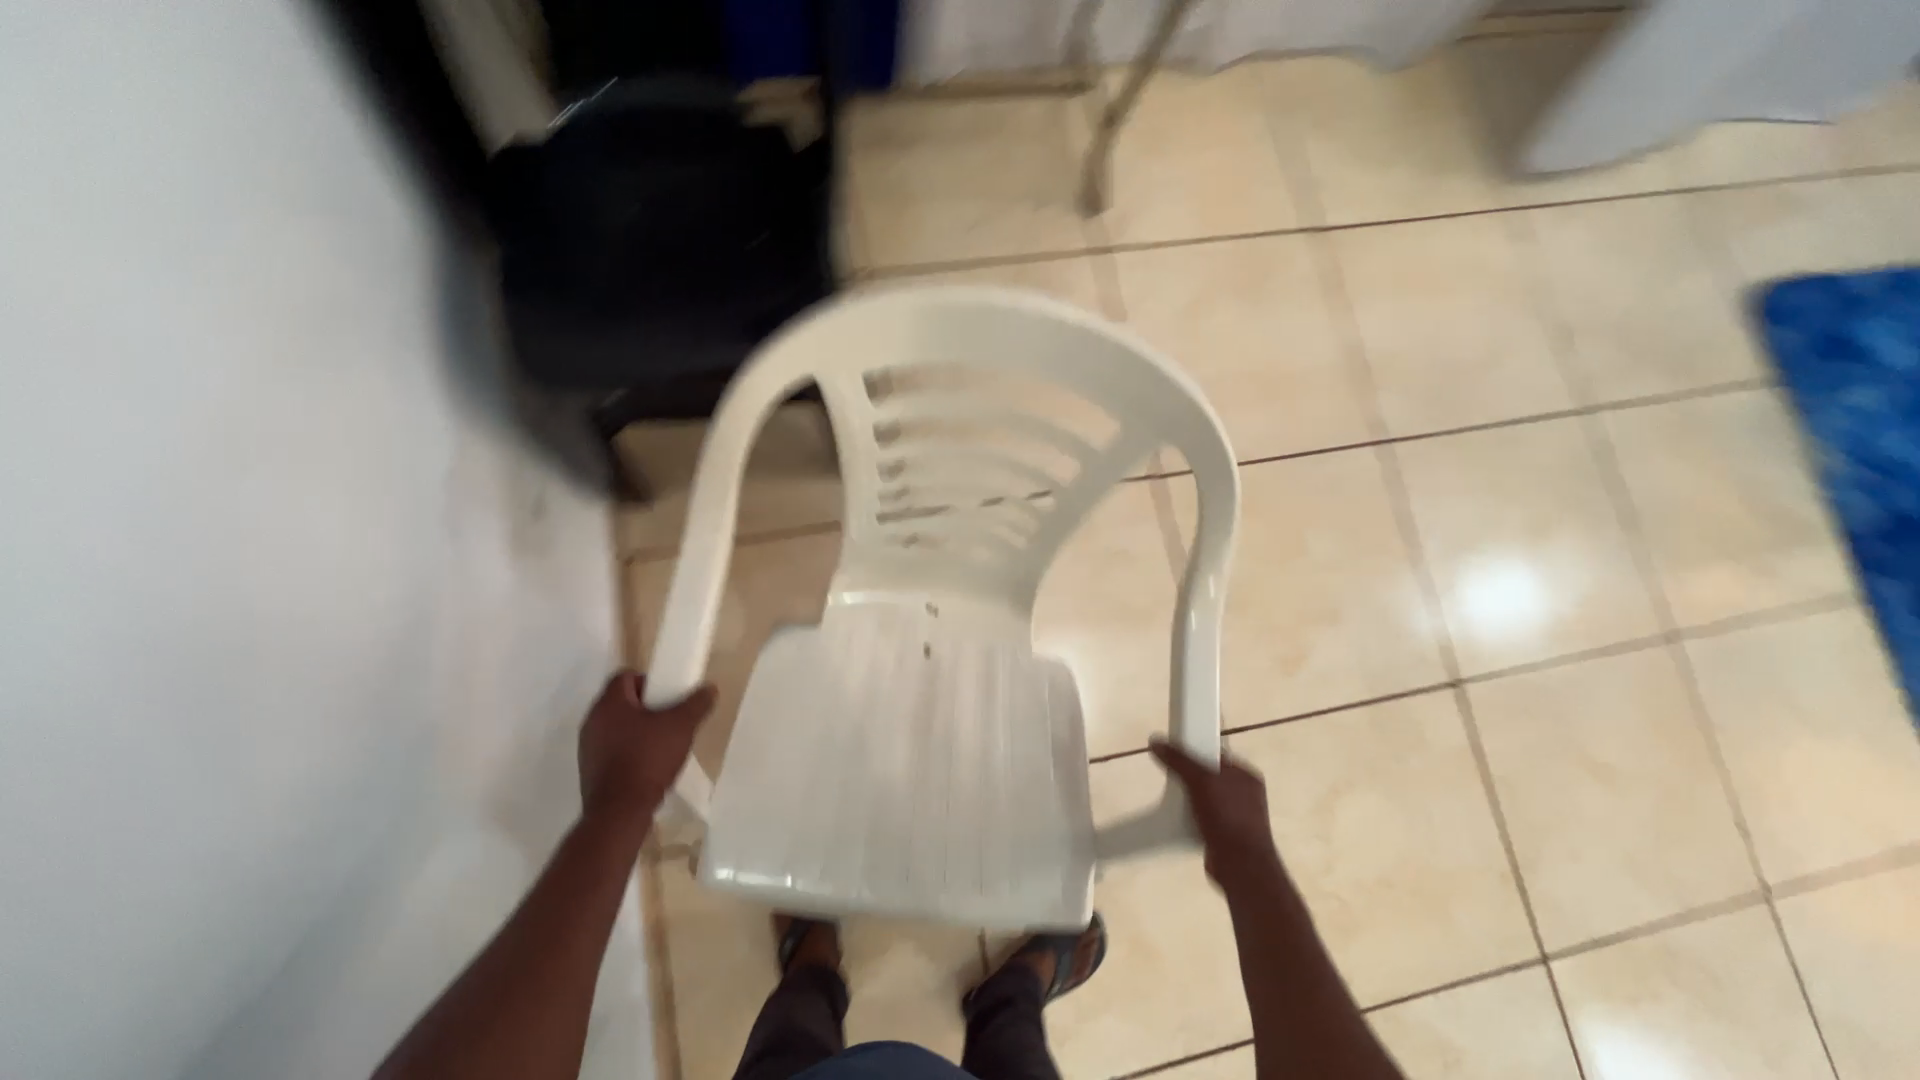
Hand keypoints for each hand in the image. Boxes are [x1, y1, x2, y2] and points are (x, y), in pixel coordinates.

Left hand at [578, 671, 715, 824]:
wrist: (619, 811)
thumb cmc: (648, 759)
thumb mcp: (682, 727)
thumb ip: (697, 704)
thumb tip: (709, 688)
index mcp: (609, 703)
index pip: (625, 676)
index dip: (649, 680)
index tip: (668, 696)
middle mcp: (592, 720)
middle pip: (622, 701)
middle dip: (647, 707)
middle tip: (671, 720)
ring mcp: (587, 746)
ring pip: (616, 727)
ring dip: (637, 730)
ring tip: (662, 745)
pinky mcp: (589, 769)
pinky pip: (611, 749)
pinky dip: (628, 751)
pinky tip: (648, 767)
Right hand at [1150, 738, 1282, 891]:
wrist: (1240, 866)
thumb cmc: (1226, 816)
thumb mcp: (1200, 780)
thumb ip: (1179, 760)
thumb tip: (1156, 741)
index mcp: (1246, 775)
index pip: (1217, 755)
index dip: (1195, 752)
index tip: (1174, 755)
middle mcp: (1244, 794)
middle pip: (1208, 777)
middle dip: (1189, 779)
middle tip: (1169, 779)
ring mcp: (1236, 816)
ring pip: (1204, 800)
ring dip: (1188, 802)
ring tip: (1171, 801)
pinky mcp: (1226, 836)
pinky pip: (1203, 819)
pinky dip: (1191, 820)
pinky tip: (1179, 821)